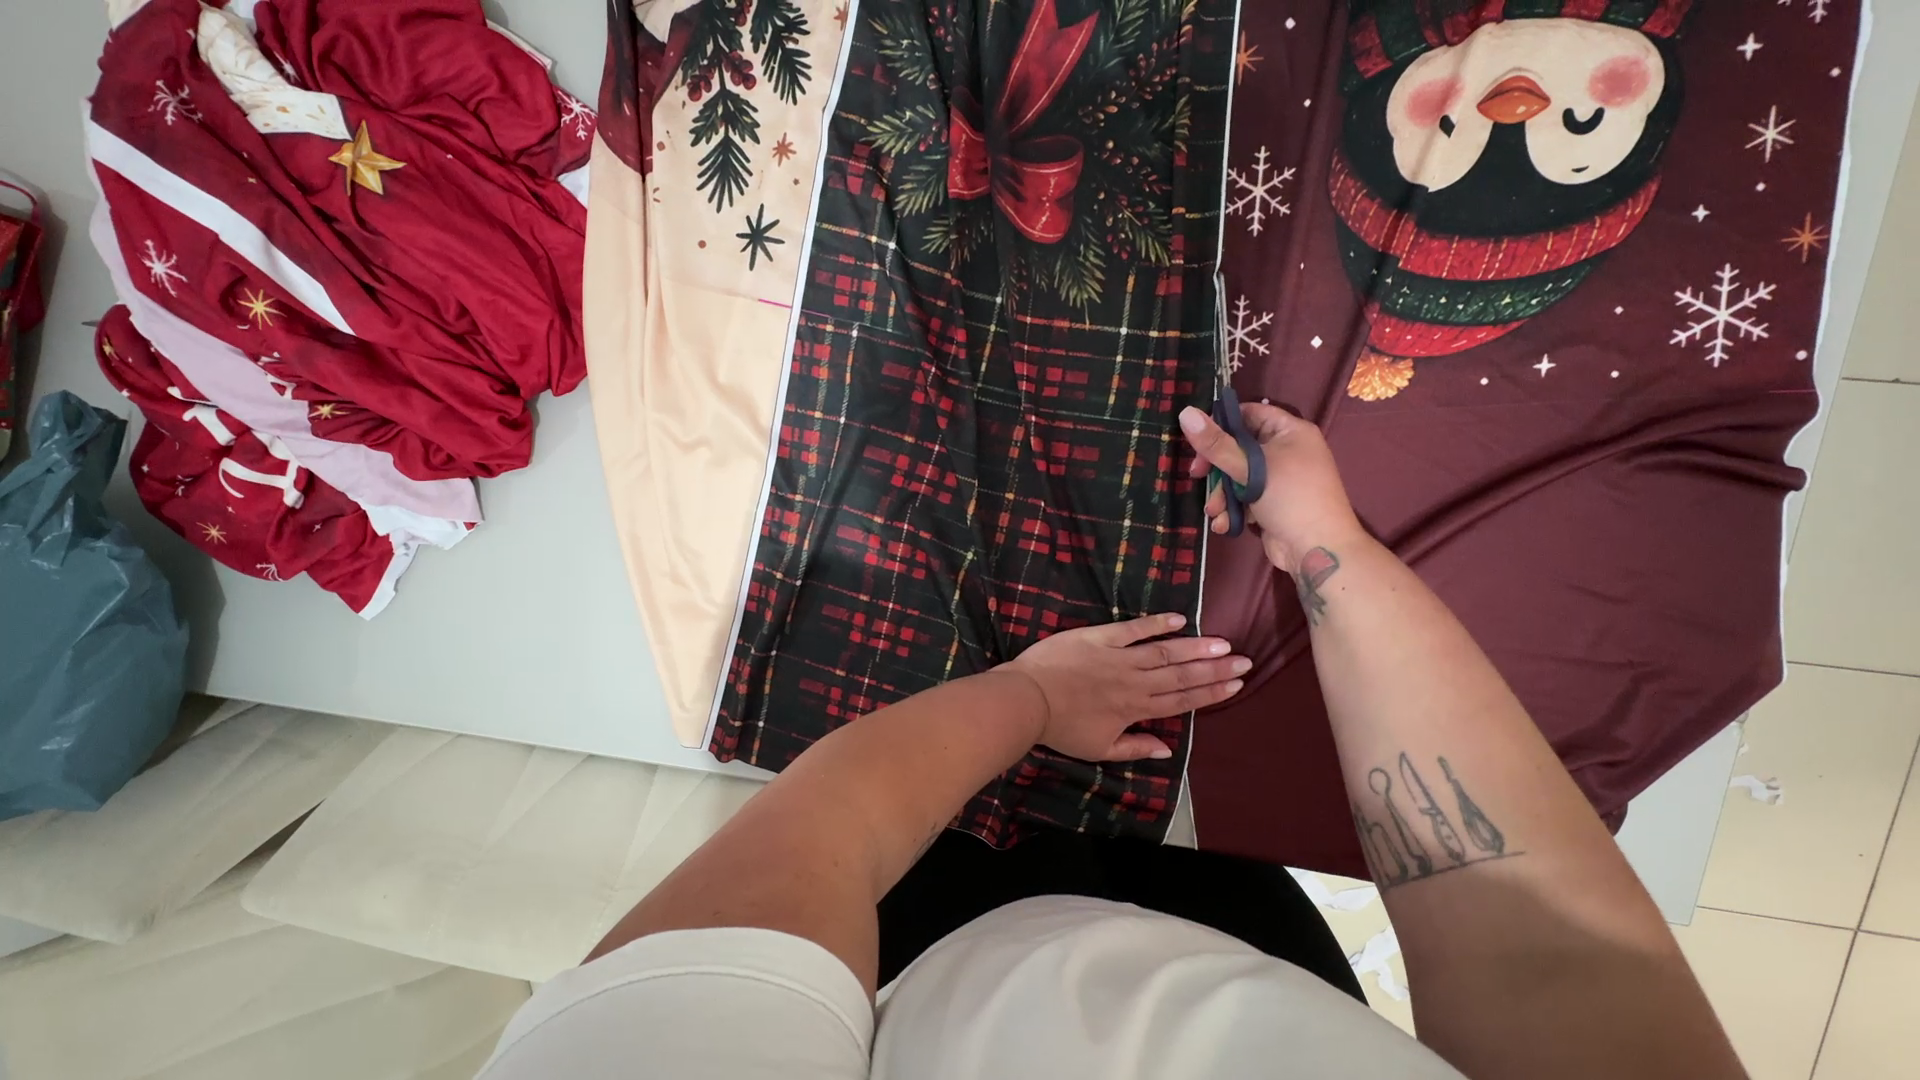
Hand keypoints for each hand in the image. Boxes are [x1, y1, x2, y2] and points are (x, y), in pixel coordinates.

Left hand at [1002, 613, 1249, 762]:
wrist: (1027, 700)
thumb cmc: (1060, 728)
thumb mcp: (1098, 749)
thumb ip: (1134, 748)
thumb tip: (1167, 751)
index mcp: (1136, 710)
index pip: (1181, 700)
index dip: (1210, 692)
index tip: (1236, 685)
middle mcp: (1135, 682)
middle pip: (1181, 675)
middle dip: (1215, 669)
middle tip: (1244, 661)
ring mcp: (1119, 658)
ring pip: (1165, 651)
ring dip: (1195, 647)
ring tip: (1222, 643)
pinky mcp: (1100, 637)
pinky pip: (1134, 629)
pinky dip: (1156, 623)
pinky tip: (1179, 619)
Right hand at [1178, 403, 1365, 573]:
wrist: (1317, 549)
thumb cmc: (1290, 498)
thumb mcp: (1250, 468)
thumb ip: (1216, 443)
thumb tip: (1185, 413)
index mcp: (1290, 432)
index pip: (1250, 414)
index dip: (1221, 423)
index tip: (1197, 439)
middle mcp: (1287, 451)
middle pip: (1239, 448)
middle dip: (1217, 468)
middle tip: (1197, 476)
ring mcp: (1280, 479)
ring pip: (1238, 477)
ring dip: (1221, 494)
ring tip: (1215, 511)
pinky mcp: (1273, 503)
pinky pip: (1245, 498)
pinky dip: (1233, 509)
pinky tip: (1225, 523)